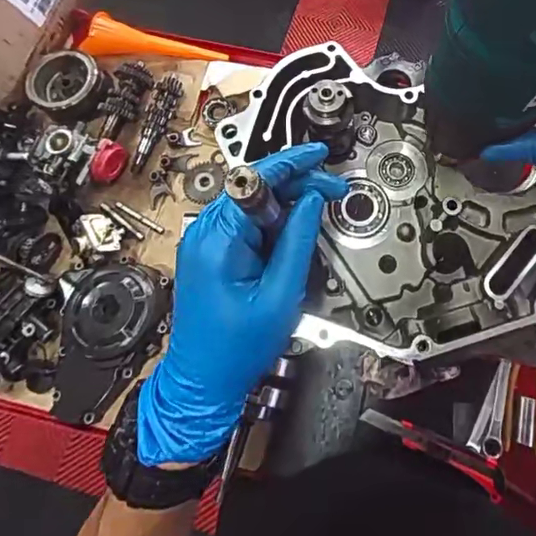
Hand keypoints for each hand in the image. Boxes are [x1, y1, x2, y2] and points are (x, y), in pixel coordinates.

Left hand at [135, 143, 347, 466]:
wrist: (203, 381)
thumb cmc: (235, 348)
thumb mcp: (281, 293)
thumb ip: (298, 240)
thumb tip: (312, 199)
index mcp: (217, 241)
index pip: (256, 182)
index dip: (293, 163)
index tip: (318, 154)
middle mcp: (204, 233)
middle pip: (256, 186)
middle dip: (298, 182)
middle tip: (332, 189)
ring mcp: (205, 241)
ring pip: (254, 201)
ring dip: (289, 200)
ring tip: (319, 208)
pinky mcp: (212, 249)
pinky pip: (248, 219)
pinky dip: (276, 217)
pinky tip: (295, 227)